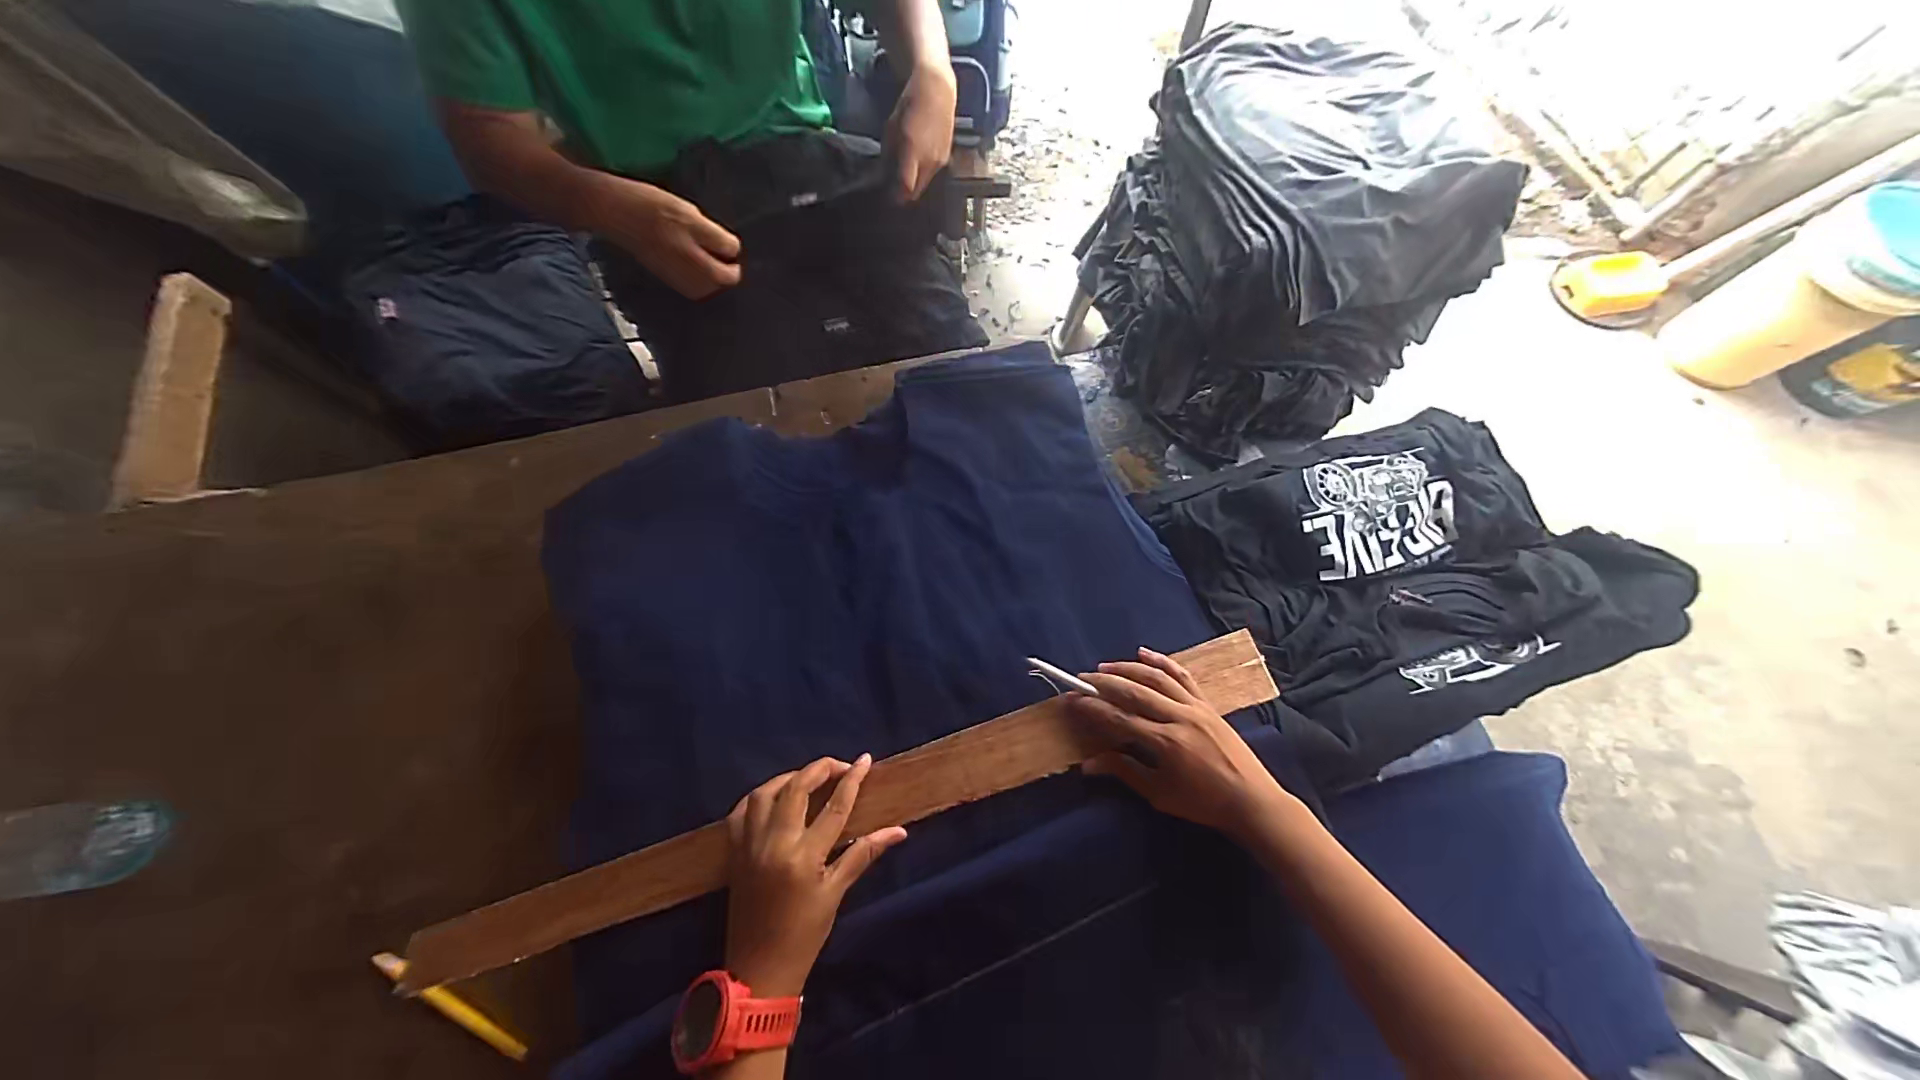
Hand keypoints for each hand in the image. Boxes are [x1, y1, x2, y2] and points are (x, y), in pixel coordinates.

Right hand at [587, 175, 741, 299]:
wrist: (613, 211)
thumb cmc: (654, 210)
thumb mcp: (694, 219)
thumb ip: (719, 240)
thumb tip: (735, 252)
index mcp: (703, 271)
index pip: (732, 277)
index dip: (732, 259)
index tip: (726, 242)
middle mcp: (691, 284)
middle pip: (718, 282)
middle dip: (720, 265)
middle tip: (711, 239)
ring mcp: (676, 281)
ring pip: (703, 280)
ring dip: (705, 265)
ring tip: (695, 241)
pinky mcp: (663, 275)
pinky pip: (687, 277)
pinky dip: (690, 265)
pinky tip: (681, 245)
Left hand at [723, 754, 907, 996]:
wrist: (757, 970)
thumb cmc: (804, 935)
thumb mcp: (836, 893)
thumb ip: (863, 853)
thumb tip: (899, 830)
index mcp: (804, 856)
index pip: (834, 806)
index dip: (852, 779)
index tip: (864, 760)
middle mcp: (774, 843)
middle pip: (797, 788)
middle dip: (820, 769)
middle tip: (840, 767)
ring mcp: (749, 845)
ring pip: (766, 793)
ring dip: (789, 778)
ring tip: (809, 778)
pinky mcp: (733, 851)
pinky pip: (741, 811)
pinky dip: (759, 796)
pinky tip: (775, 796)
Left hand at [883, 61, 956, 201]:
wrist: (937, 90)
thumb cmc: (910, 104)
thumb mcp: (892, 128)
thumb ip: (889, 154)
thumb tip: (884, 174)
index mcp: (913, 154)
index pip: (905, 189)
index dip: (896, 197)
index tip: (888, 197)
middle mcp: (929, 162)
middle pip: (916, 191)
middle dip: (905, 194)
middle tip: (894, 189)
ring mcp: (940, 161)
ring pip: (925, 184)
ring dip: (915, 184)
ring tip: (905, 175)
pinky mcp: (946, 157)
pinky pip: (932, 174)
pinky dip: (923, 174)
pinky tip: (918, 164)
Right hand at [1071, 647, 1300, 840]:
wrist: (1252, 801)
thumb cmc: (1203, 803)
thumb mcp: (1159, 794)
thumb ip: (1124, 772)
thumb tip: (1087, 764)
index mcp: (1165, 743)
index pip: (1120, 718)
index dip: (1093, 708)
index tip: (1073, 700)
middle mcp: (1179, 718)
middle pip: (1134, 692)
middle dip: (1104, 684)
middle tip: (1081, 680)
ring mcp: (1196, 708)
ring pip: (1156, 678)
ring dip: (1127, 669)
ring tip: (1104, 667)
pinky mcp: (1208, 704)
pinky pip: (1182, 676)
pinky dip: (1162, 662)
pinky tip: (1144, 652)